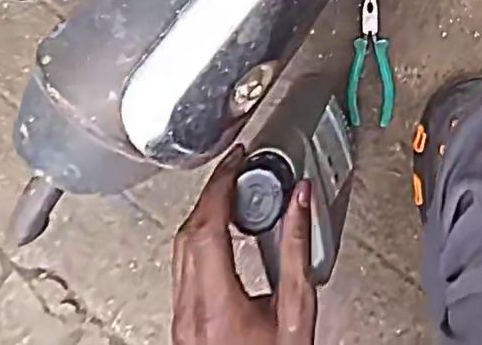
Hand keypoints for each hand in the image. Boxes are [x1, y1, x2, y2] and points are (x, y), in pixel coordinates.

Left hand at [172, 147, 315, 344]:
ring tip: (233, 188)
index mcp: (214, 306)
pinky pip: (184, 265)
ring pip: (181, 248)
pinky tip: (224, 226)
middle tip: (237, 165)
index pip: (206, 226)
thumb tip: (301, 197)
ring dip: (205, 211)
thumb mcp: (298, 310)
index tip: (237, 159)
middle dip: (212, 190)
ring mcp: (181, 320)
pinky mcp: (184, 322)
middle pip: (188, 232)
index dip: (220, 184)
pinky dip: (202, 234)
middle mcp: (189, 313)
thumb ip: (299, 248)